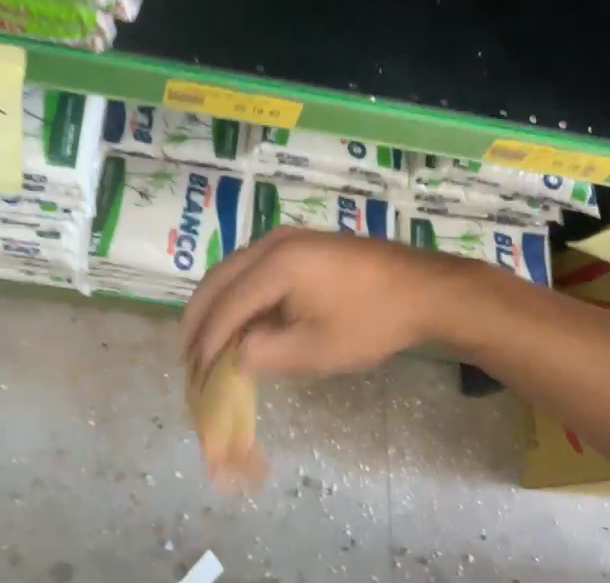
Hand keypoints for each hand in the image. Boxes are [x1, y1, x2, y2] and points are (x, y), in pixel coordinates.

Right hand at [180, 228, 476, 377]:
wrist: (422, 288)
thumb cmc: (371, 321)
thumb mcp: (316, 349)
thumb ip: (265, 353)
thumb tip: (233, 355)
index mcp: (276, 263)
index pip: (226, 304)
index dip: (206, 340)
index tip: (193, 373)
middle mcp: (272, 241)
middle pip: (219, 278)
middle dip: (200, 317)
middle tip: (187, 354)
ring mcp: (287, 236)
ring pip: (233, 268)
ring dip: (216, 303)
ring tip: (205, 339)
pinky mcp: (299, 242)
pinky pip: (252, 265)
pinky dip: (237, 292)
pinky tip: (239, 318)